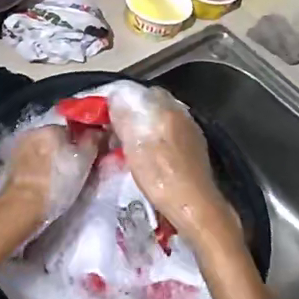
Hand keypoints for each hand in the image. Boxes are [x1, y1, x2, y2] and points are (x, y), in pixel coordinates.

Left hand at [0, 124, 98, 228]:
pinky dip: (38, 170)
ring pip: (43, 152)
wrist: (22, 208)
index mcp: (51, 127)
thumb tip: (100, 130)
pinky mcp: (10, 165)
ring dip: (50, 161)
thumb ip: (93, 141)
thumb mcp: (84, 161)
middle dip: (64, 152)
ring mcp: (18, 148)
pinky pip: (31, 163)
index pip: (72, 131)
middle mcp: (32, 132)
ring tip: (58, 181)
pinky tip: (43, 184)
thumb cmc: (57, 183)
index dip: (82, 146)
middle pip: (55, 140)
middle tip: (73, 173)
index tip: (87, 161)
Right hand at [104, 83, 241, 253]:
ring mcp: (190, 128)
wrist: (197, 208)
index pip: (134, 91)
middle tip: (111, 128)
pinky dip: (155, 135)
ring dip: (142, 123)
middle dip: (128, 111)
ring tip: (126, 141)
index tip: (101, 113)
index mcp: (165, 109)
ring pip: (159, 116)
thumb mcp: (134, 149)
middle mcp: (180, 113)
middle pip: (148, 101)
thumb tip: (114, 97)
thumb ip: (125, 118)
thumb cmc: (162, 180)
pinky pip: (169, 130)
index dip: (115, 100)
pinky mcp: (194, 145)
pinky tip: (148, 152)